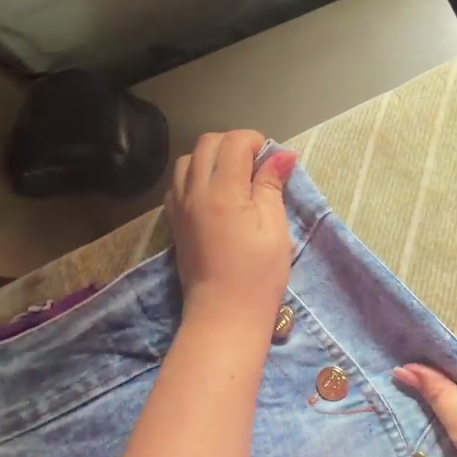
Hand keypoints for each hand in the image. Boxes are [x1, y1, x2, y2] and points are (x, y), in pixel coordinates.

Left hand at [165, 131, 297, 333]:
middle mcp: (195, 191)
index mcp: (223, 191)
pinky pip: (178, 183)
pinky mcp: (174, 222)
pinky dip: (195, 176)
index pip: (234, 142)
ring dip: (211, 157)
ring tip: (233, 177)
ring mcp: (180, 206)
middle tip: (255, 165)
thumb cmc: (258, 274)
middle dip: (233, 144)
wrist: (223, 314)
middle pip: (207, 143)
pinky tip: (213, 194)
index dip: (255, 141)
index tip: (271, 159)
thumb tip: (282, 155)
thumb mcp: (275, 227)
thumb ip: (272, 186)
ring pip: (188, 160)